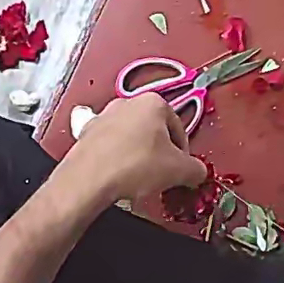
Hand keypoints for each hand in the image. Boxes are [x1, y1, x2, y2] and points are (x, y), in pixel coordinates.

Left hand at [57, 94, 207, 206]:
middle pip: (154, 130)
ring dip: (138, 155)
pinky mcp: (86, 132)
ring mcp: (104, 116)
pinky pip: (110, 145)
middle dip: (160, 152)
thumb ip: (196, 169)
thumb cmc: (133, 166)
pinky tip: (118, 176)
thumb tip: (197, 172)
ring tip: (139, 179)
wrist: (89, 180)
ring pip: (131, 137)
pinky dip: (117, 158)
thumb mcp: (179, 171)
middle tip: (162, 174)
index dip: (183, 153)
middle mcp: (127, 102)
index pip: (179, 128)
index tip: (181, 169)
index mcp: (154, 102)